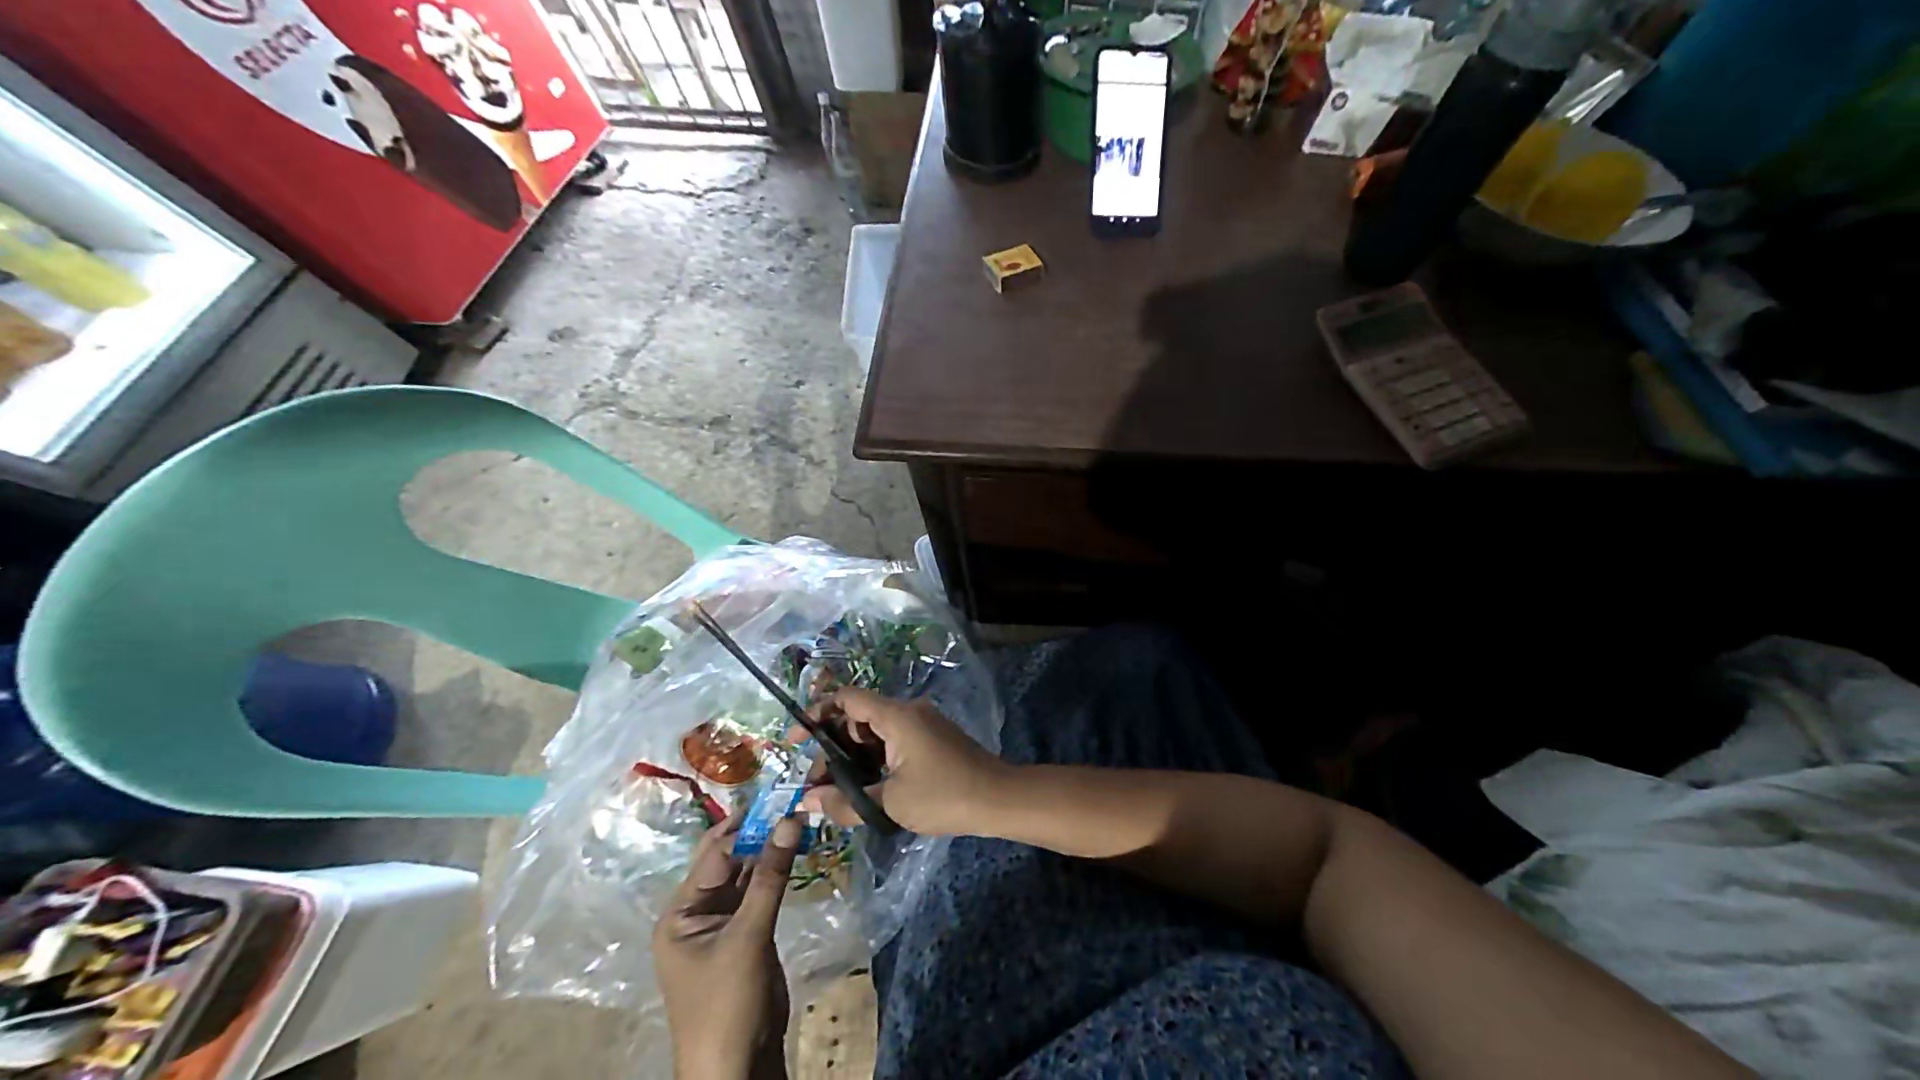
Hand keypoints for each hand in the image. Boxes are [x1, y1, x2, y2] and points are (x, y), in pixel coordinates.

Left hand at [653, 813, 801, 1079]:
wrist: (737, 1071)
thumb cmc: (728, 1003)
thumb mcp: (748, 936)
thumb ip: (771, 876)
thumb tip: (791, 819)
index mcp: (679, 913)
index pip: (715, 857)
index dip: (747, 828)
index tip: (781, 800)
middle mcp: (696, 913)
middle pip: (728, 863)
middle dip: (758, 833)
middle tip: (792, 800)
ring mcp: (722, 926)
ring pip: (747, 877)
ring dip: (770, 851)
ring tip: (800, 817)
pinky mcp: (745, 937)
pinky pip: (759, 895)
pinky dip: (776, 875)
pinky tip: (797, 851)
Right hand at [796, 687, 1011, 836]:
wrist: (999, 799)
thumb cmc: (944, 796)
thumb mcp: (889, 803)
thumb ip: (845, 802)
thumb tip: (807, 802)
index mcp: (896, 716)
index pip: (846, 698)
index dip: (815, 714)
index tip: (794, 741)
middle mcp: (907, 712)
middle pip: (857, 718)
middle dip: (831, 747)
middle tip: (815, 783)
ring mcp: (921, 725)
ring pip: (874, 734)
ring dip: (852, 758)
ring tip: (833, 792)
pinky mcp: (930, 741)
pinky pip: (891, 743)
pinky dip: (873, 761)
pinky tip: (862, 789)